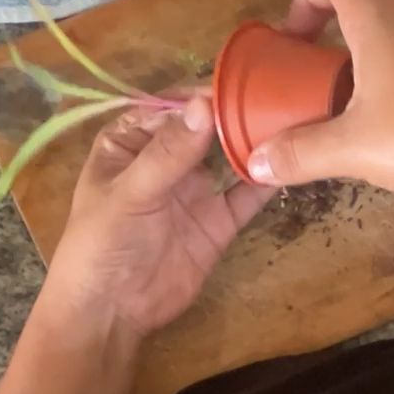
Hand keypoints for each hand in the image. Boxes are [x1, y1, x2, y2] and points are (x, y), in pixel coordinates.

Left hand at [43, 94, 274, 338]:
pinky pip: (245, 199)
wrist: (113, 309)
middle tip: (276, 102)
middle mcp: (167, 160)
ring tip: (290, 127)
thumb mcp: (131, 191)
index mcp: (132, 141)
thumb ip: (170, 152)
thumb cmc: (103, 242)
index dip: (203, 95)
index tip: (242, 84)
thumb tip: (204, 105)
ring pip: (229, 160)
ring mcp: (195, 193)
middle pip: (207, 129)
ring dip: (253, 146)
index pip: (173, 107)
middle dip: (236, 116)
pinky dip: (264, 185)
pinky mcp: (217, 225)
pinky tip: (289, 168)